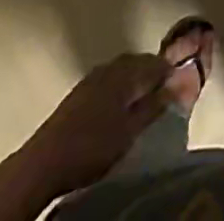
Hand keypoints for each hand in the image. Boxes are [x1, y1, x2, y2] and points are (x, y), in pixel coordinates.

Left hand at [26, 53, 172, 193]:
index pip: (157, 62)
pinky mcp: (79, 90)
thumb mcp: (132, 131)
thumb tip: (177, 85)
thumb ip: (156, 105)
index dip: (171, 73)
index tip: (179, 87)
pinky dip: (119, 85)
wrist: (44, 162)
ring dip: (135, 78)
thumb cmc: (94, 146)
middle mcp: (110, 67)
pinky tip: (118, 104)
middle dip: (153, 72)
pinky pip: (109, 77)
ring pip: (123, 68)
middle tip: (163, 93)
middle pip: (139, 61)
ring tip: (142, 100)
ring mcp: (92, 77)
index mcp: (126, 73)